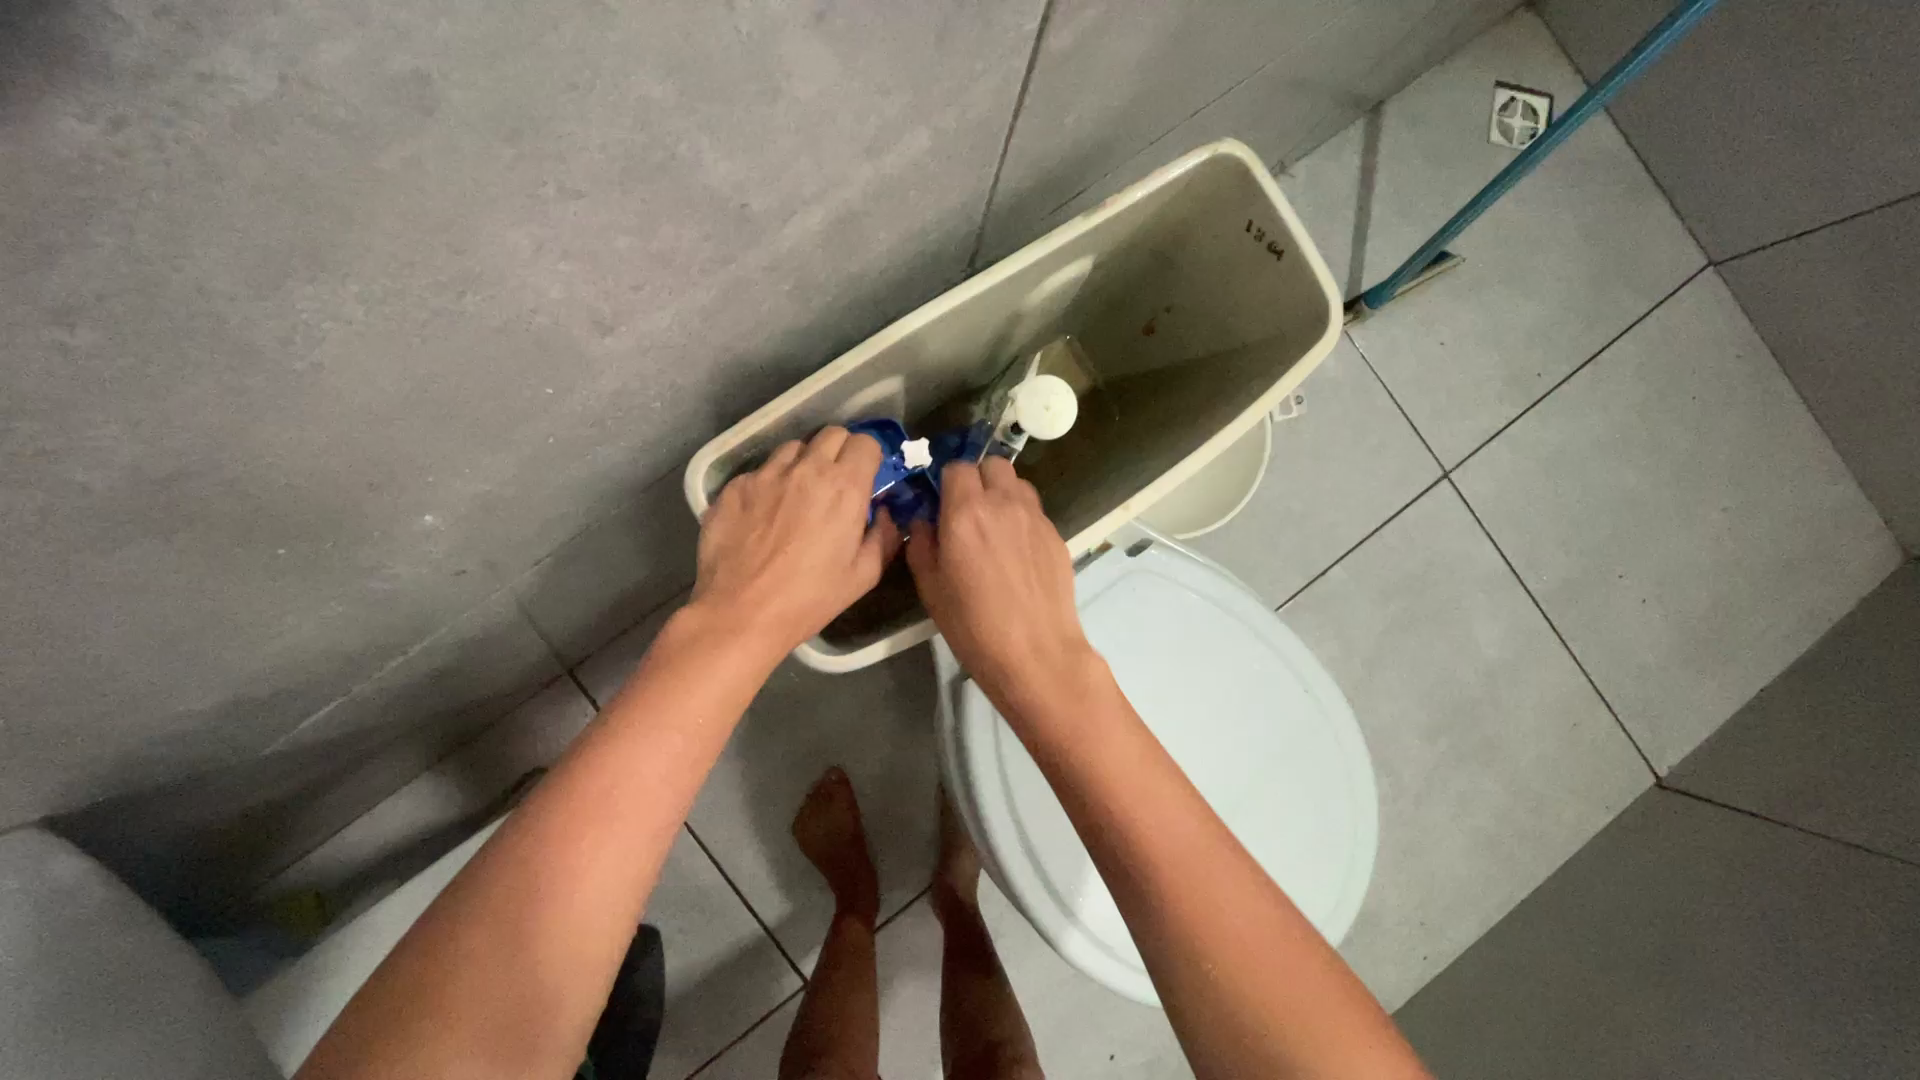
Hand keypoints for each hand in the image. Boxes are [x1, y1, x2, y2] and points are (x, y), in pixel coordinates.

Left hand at [692, 426, 899, 656]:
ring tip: (798, 495)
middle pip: (831, 434)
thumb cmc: (809, 598)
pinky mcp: (734, 487)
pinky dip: (769, 485)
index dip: (869, 457)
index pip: (865, 442)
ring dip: (803, 464)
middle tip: (836, 482)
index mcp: (844, 487)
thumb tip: (885, 514)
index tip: (866, 476)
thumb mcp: (863, 576)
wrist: (741, 612)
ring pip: (793, 448)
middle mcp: (806, 469)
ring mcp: (766, 475)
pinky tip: (764, 516)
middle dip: (840, 452)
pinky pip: (760, 472)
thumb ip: (884, 537)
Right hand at [906, 457, 1099, 717]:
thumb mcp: (931, 588)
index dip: (947, 483)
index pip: (956, 468)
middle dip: (977, 479)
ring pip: (1017, 483)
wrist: (1036, 652)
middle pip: (992, 464)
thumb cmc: (973, 625)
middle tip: (968, 511)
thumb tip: (924, 521)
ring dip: (1002, 494)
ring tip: (995, 527)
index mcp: (965, 512)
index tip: (942, 505)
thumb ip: (921, 544)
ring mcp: (1035, 517)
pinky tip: (1017, 552)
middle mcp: (1003, 503)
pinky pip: (1035, 510)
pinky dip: (1022, 518)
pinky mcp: (1056, 535)